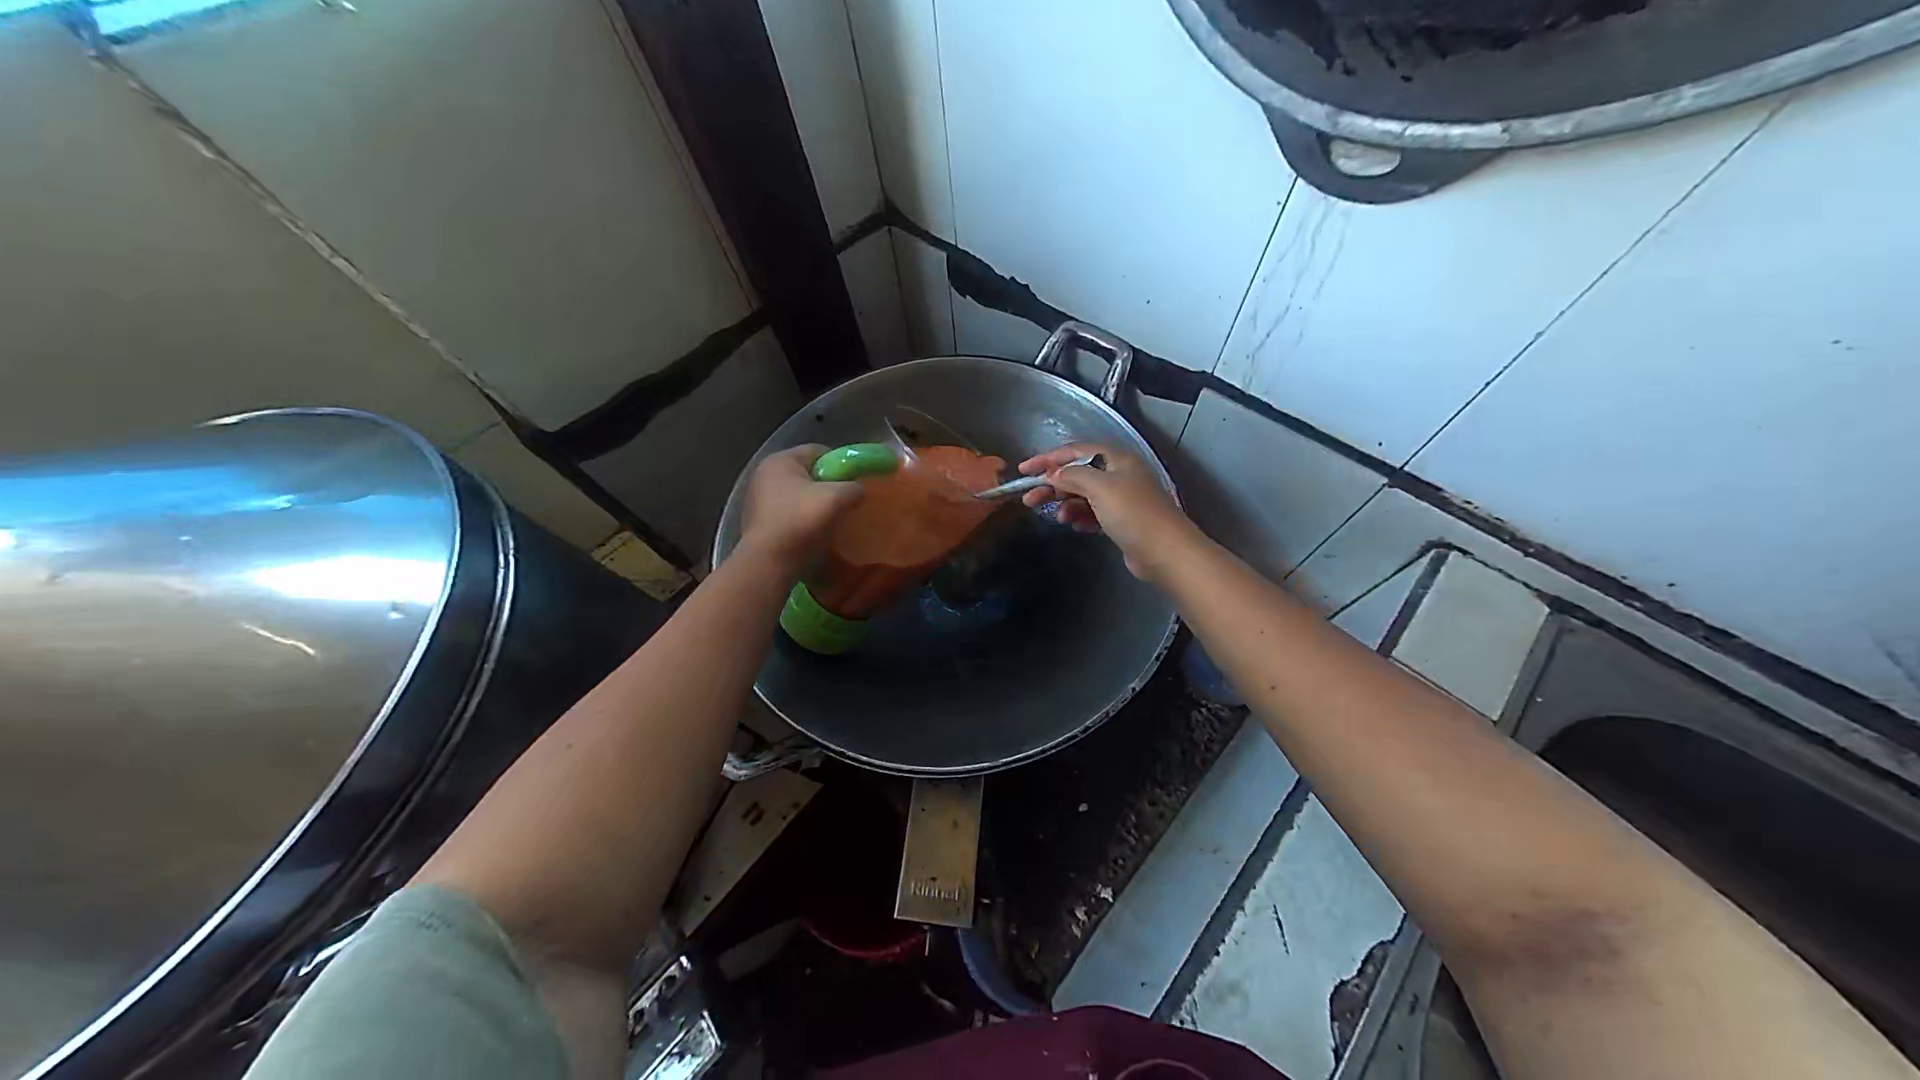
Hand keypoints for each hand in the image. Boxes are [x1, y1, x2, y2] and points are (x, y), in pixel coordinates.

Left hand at [736, 444, 863, 569]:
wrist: (769, 562)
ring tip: (829, 522)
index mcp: (780, 460)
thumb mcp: (837, 499)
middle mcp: (764, 474)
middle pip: (807, 474)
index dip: (840, 465)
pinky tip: (812, 534)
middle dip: (827, 487)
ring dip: (815, 505)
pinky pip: (788, 513)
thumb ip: (854, 488)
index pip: (818, 451)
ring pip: (798, 495)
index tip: (852, 484)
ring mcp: (757, 499)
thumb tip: (856, 492)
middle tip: (843, 504)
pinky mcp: (758, 521)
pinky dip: (802, 520)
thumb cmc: (801, 522)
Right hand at [1017, 443, 1193, 580]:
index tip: (1024, 471)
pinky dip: (1080, 516)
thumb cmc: (1133, 514)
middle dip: (1052, 484)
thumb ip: (1072, 476)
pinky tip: (1075, 524)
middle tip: (1029, 498)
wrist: (1165, 552)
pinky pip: (1092, 512)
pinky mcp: (1121, 520)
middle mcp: (1119, 473)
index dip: (1048, 458)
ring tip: (1056, 516)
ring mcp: (1121, 498)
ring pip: (1083, 494)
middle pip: (1077, 473)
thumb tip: (1053, 474)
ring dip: (1066, 503)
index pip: (1075, 450)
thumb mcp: (1100, 487)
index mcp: (1117, 458)